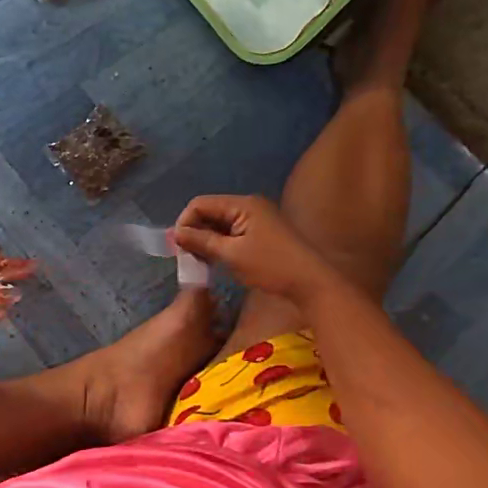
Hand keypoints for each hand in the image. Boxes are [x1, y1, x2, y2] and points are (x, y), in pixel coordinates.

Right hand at [171, 195, 343, 302]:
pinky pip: (232, 232)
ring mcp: (257, 218)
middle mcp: (249, 205)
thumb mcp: (231, 255)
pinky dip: (221, 244)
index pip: (200, 204)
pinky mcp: (262, 232)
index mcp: (242, 204)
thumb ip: (201, 242)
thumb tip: (175, 235)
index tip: (179, 248)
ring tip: (199, 261)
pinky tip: (216, 261)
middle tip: (187, 257)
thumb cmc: (271, 266)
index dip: (185, 223)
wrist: (313, 283)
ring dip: (207, 240)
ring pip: (220, 223)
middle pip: (210, 211)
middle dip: (195, 232)